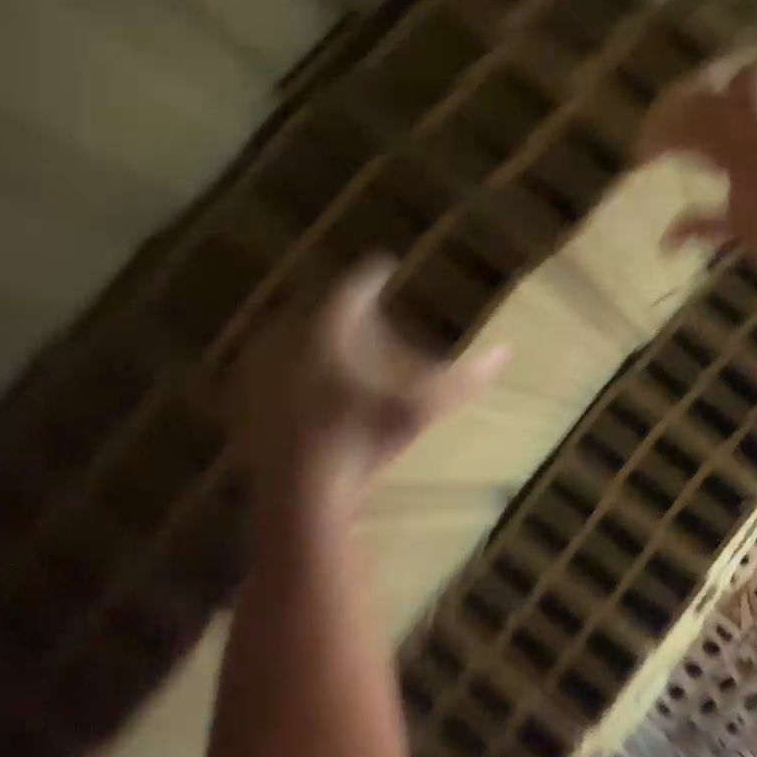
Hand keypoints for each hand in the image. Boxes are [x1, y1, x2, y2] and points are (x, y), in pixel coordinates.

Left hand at [232, 258, 507, 506]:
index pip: (351, 290)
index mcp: (328, 332)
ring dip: (319, 344)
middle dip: (345, 313)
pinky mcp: (250, 408)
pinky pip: (276, 377)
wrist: (302, 491)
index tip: (382, 265)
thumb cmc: (364, 438)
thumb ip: (465, 379)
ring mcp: (263, 375)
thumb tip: (506, 351)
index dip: (370, 277)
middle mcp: (289, 342)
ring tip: (342, 352)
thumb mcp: (423, 408)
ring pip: (294, 344)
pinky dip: (300, 377)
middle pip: (319, 313)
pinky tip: (317, 395)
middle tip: (367, 314)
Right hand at [638, 57, 756, 254]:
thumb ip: (702, 226)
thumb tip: (665, 241)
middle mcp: (738, 89)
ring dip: (698, 106)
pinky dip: (729, 100)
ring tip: (694, 135)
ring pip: (715, 83)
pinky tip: (735, 126)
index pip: (664, 126)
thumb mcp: (749, 226)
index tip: (639, 165)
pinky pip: (746, 83)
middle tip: (660, 147)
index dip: (647, 147)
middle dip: (669, 121)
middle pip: (685, 96)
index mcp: (719, 123)